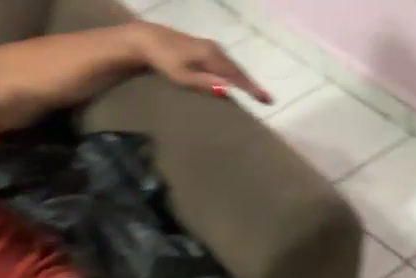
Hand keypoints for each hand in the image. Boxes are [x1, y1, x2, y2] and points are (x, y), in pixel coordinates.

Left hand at [133, 23, 271, 103]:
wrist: (148, 40)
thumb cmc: (165, 62)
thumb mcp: (184, 77)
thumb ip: (207, 84)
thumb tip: (229, 92)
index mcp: (212, 57)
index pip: (237, 76)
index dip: (252, 88)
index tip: (267, 99)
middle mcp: (215, 49)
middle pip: (238, 70)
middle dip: (252, 84)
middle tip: (266, 99)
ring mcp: (211, 47)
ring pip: (233, 65)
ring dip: (244, 78)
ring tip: (255, 91)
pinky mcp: (205, 47)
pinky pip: (226, 62)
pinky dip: (234, 72)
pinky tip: (236, 79)